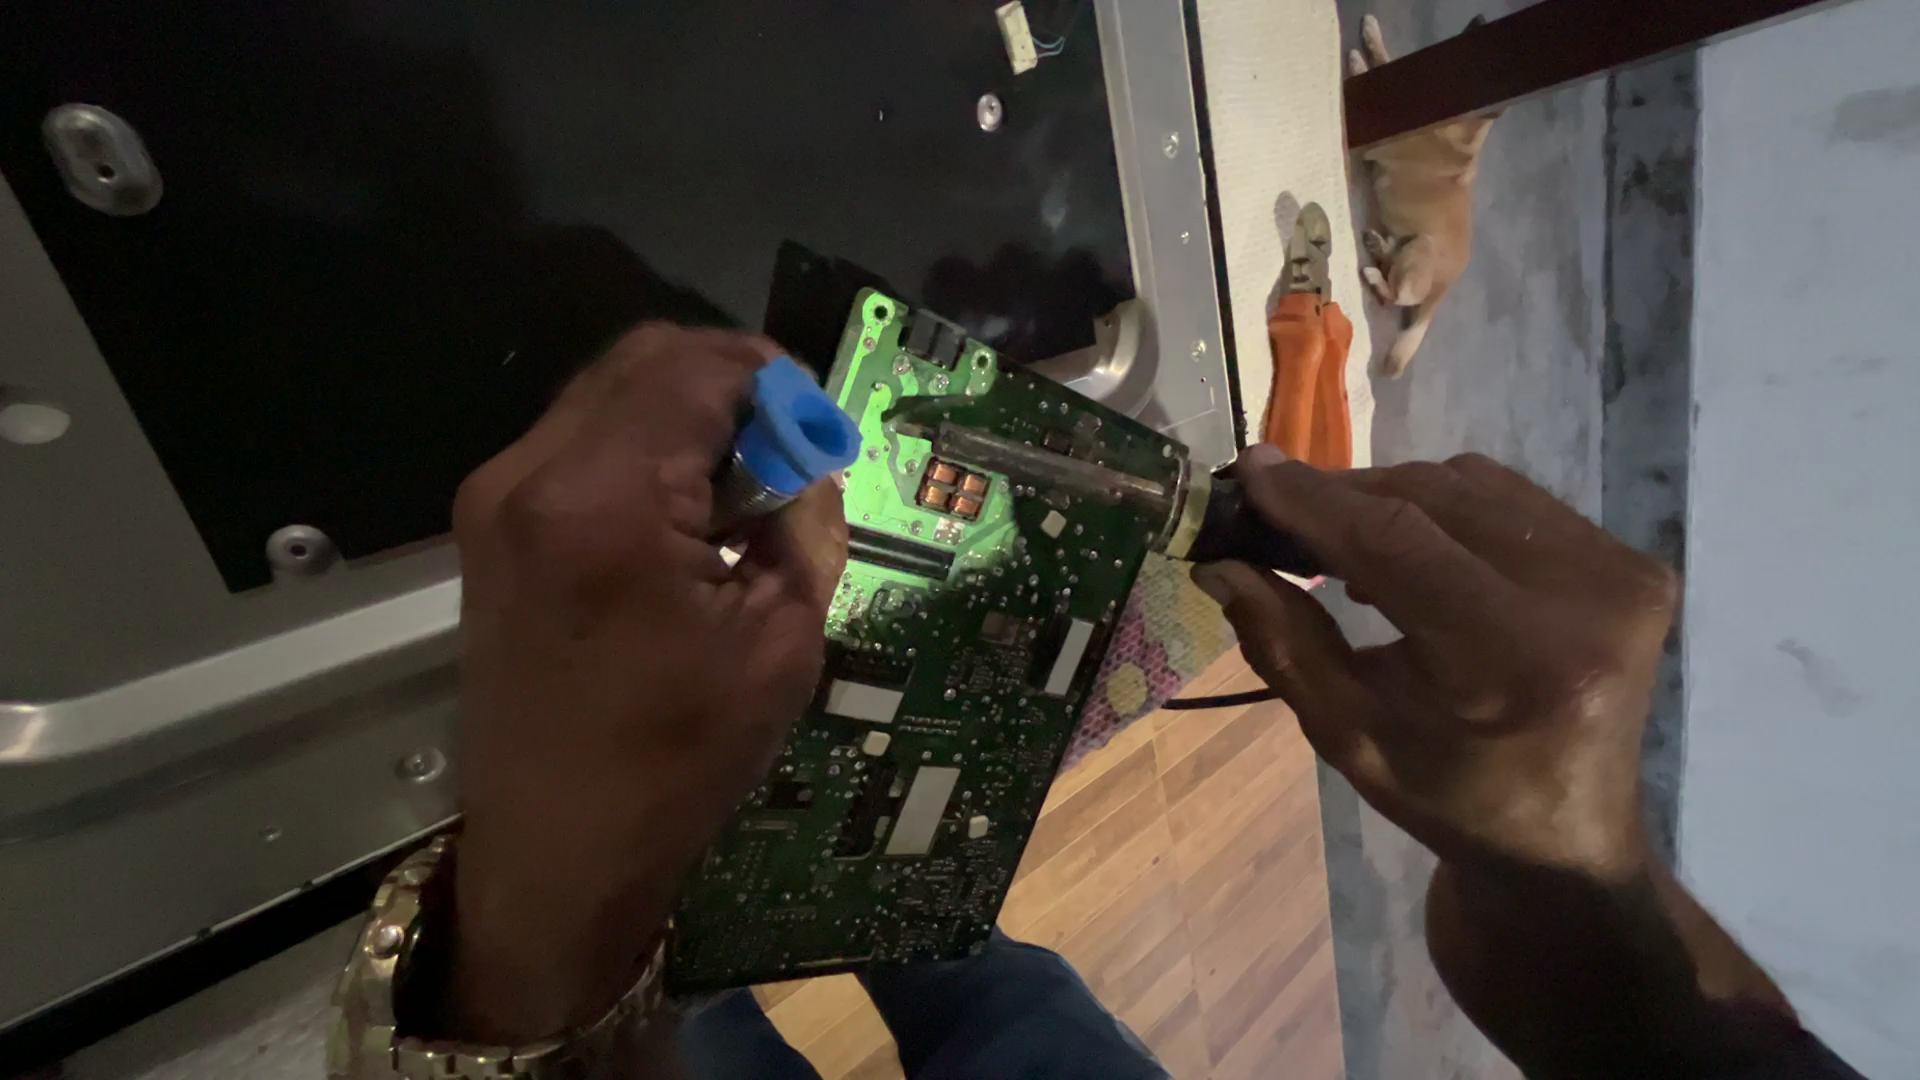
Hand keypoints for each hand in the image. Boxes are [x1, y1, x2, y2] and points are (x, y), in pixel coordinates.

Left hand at [445, 325, 846, 1041]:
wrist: (561, 852)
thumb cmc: (682, 757)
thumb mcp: (784, 636)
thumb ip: (804, 522)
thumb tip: (804, 462)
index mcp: (607, 501)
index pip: (697, 370)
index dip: (774, 380)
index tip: (818, 428)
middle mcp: (533, 473)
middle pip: (647, 359)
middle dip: (734, 386)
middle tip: (790, 446)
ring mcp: (499, 497)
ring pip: (614, 393)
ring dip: (691, 416)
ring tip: (745, 486)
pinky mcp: (494, 526)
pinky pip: (586, 440)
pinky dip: (650, 447)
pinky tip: (690, 511)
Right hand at [1193, 446, 1797, 1077]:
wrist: (1563, 835)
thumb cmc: (1441, 795)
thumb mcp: (1342, 731)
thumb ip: (1281, 638)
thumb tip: (1220, 562)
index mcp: (1512, 662)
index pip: (1395, 542)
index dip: (1313, 499)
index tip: (1248, 469)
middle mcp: (1584, 600)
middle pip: (1428, 497)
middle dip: (1337, 495)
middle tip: (1271, 507)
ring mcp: (1619, 571)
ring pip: (1462, 482)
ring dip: (1380, 496)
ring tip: (1332, 534)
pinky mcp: (1626, 560)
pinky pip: (1500, 494)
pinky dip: (1431, 503)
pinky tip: (1399, 543)